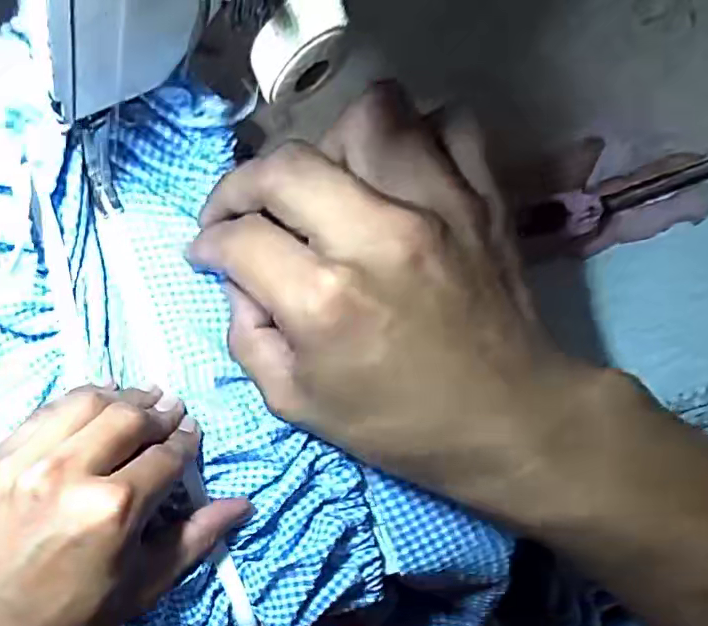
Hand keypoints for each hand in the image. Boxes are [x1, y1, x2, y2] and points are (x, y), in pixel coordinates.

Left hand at [0, 386, 251, 625]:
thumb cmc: (73, 619)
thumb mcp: (144, 586)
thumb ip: (195, 538)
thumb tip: (243, 504)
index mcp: (113, 509)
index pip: (164, 456)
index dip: (185, 441)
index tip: (192, 434)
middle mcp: (68, 473)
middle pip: (127, 417)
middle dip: (157, 410)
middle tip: (170, 410)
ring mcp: (23, 461)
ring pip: (83, 402)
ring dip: (118, 397)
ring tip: (135, 401)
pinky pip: (41, 414)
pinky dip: (73, 406)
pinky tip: (88, 411)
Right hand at [187, 83, 640, 524]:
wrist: (502, 419)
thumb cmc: (393, 425)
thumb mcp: (296, 405)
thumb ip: (248, 339)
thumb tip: (239, 282)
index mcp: (323, 302)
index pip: (240, 239)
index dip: (207, 243)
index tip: (205, 252)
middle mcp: (375, 237)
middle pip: (285, 166)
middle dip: (239, 187)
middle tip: (238, 215)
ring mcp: (436, 205)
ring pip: (366, 117)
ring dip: (326, 149)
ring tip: (322, 191)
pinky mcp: (481, 195)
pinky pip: (444, 124)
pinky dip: (408, 141)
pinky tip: (392, 181)